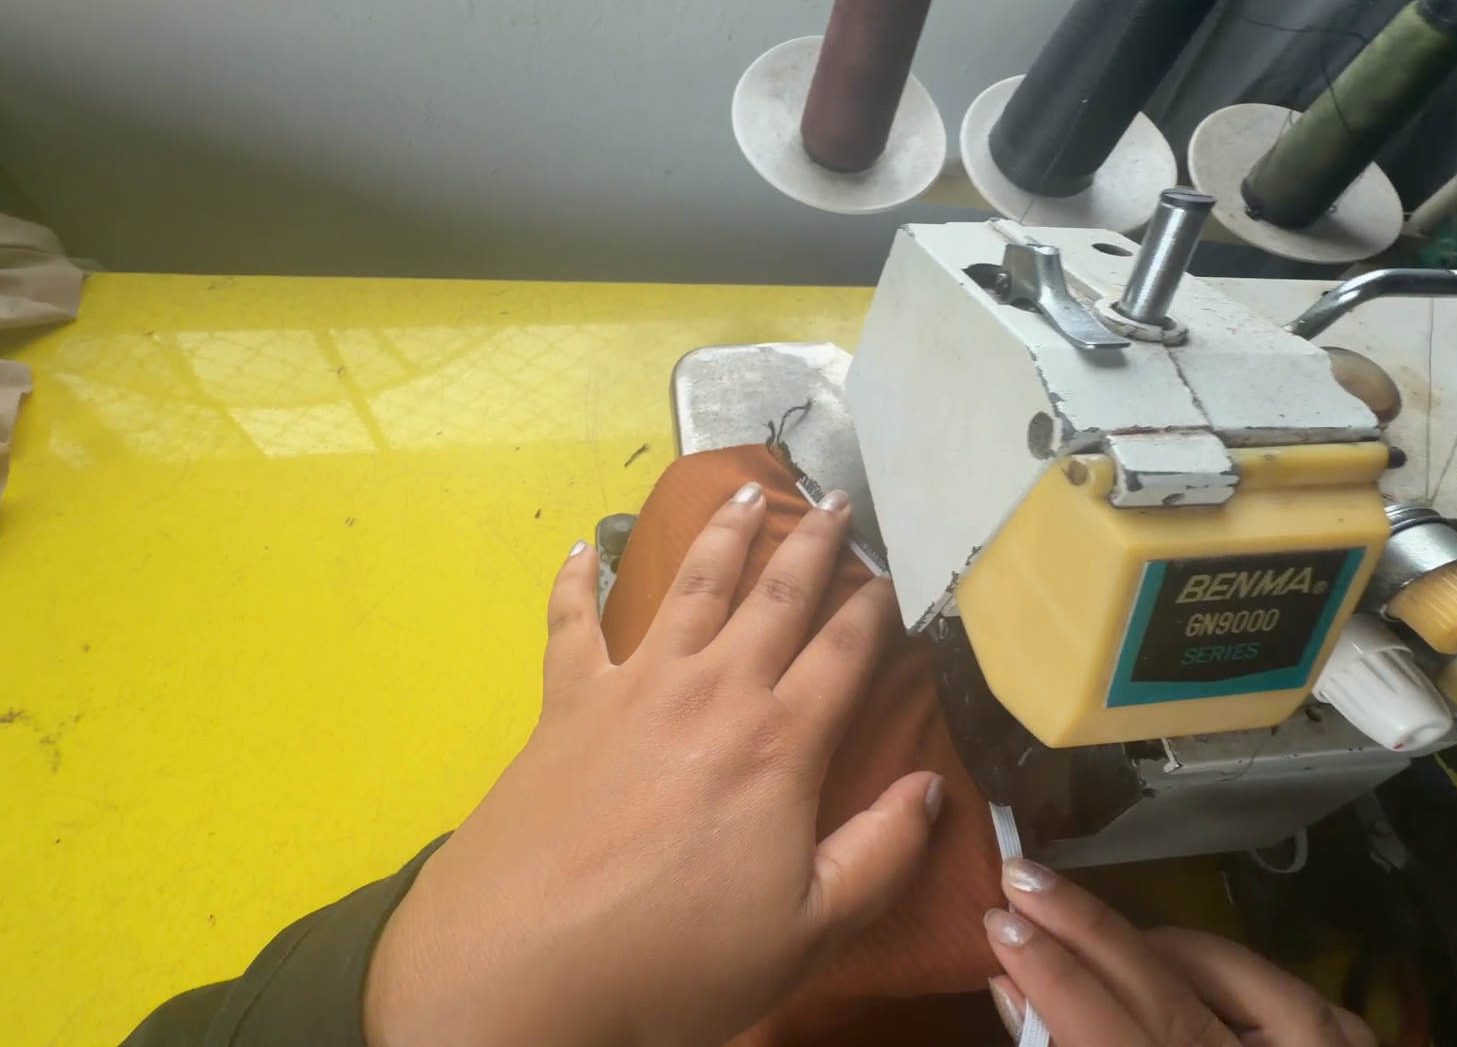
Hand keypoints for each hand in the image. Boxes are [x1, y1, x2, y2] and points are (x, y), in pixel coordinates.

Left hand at [363, 484, 944, 1046]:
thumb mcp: (806, 932)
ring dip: (722, 533)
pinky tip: (578, 547)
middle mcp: (711, 687)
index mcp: (777, 740)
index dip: (875, 607)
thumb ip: (882, 856)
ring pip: (690, 584)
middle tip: (835, 501)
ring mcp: (635, 683)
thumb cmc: (673, 957)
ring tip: (744, 489)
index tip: (893, 573)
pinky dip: (573, 581)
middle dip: (813, 542)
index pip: (844, 651)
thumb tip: (932, 789)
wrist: (524, 967)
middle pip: (776, 595)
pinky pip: (570, 622)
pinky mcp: (569, 697)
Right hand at [985, 859, 1375, 1046]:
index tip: (996, 919)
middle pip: (1164, 1002)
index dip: (1052, 975)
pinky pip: (1292, 996)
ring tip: (1092, 932)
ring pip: (1233, 987)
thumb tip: (1009, 981)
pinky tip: (1176, 960)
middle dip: (1084, 928)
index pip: (1107, 1039)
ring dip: (1147, 945)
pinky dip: (1221, 964)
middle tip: (1019, 874)